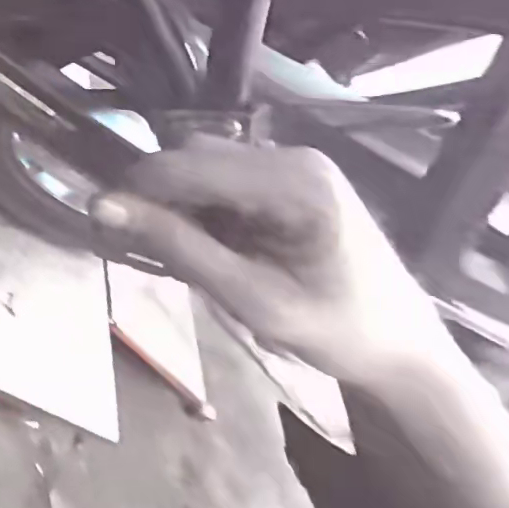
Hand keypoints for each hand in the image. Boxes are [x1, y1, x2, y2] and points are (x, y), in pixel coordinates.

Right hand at [92, 136, 455, 388]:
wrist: (407, 352)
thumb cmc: (336, 333)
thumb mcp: (250, 298)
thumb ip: (175, 246)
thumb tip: (101, 206)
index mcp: (295, 182)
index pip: (186, 166)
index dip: (136, 191)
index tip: (105, 226)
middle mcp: (291, 155)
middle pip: (189, 157)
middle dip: (158, 198)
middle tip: (149, 247)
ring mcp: (290, 159)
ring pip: (197, 161)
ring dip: (177, 200)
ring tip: (185, 247)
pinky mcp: (286, 171)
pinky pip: (217, 171)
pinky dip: (199, 202)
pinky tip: (211, 238)